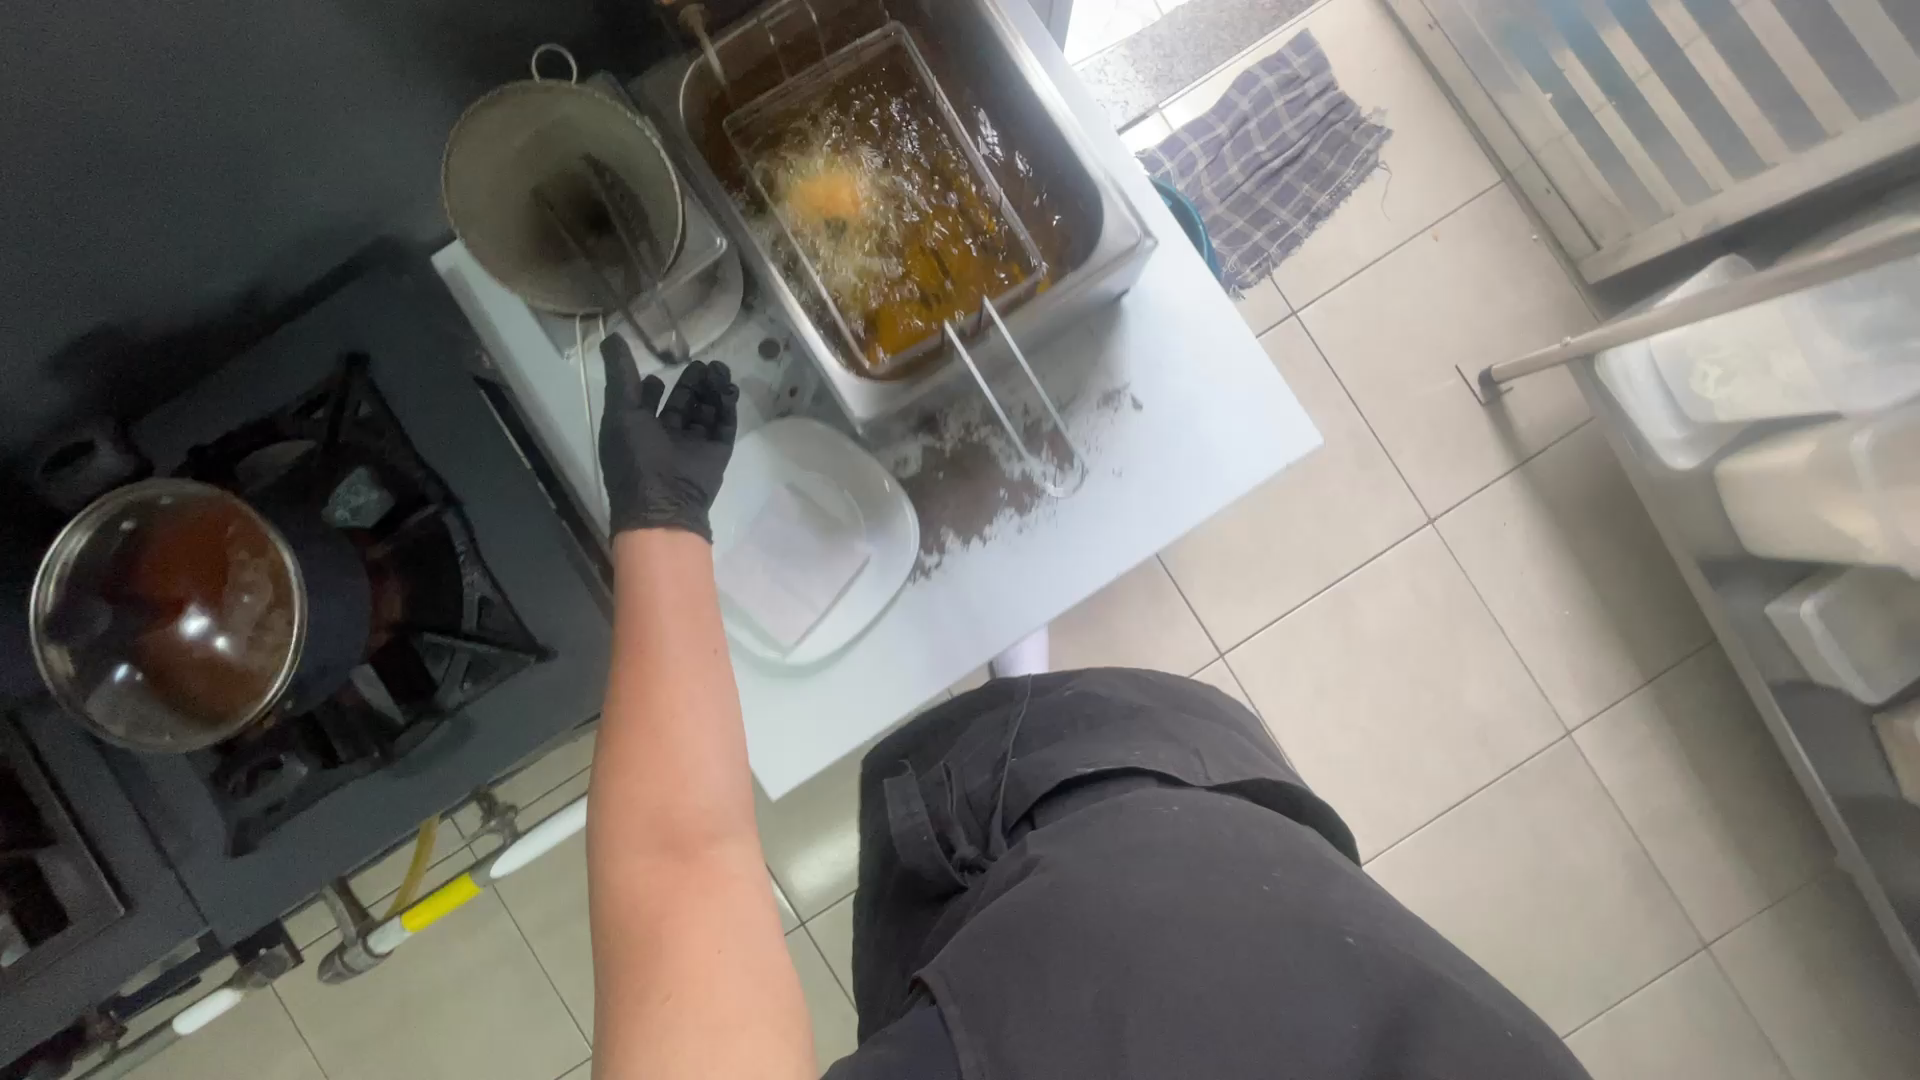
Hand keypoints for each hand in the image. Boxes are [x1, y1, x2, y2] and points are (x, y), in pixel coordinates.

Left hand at [599, 337, 738, 540]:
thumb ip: (620, 374)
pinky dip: (727, 408)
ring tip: (719, 369)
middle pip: (683, 404)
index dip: (651, 387)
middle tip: (704, 363)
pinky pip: (724, 427)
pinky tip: (729, 389)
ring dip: (712, 391)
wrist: (664, 502)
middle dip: (692, 384)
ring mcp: (694, 446)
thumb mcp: (620, 410)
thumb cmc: (635, 457)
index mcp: (638, 430)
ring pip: (706, 412)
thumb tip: (612, 336)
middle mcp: (667, 437)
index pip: (647, 404)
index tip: (659, 371)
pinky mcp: (717, 453)